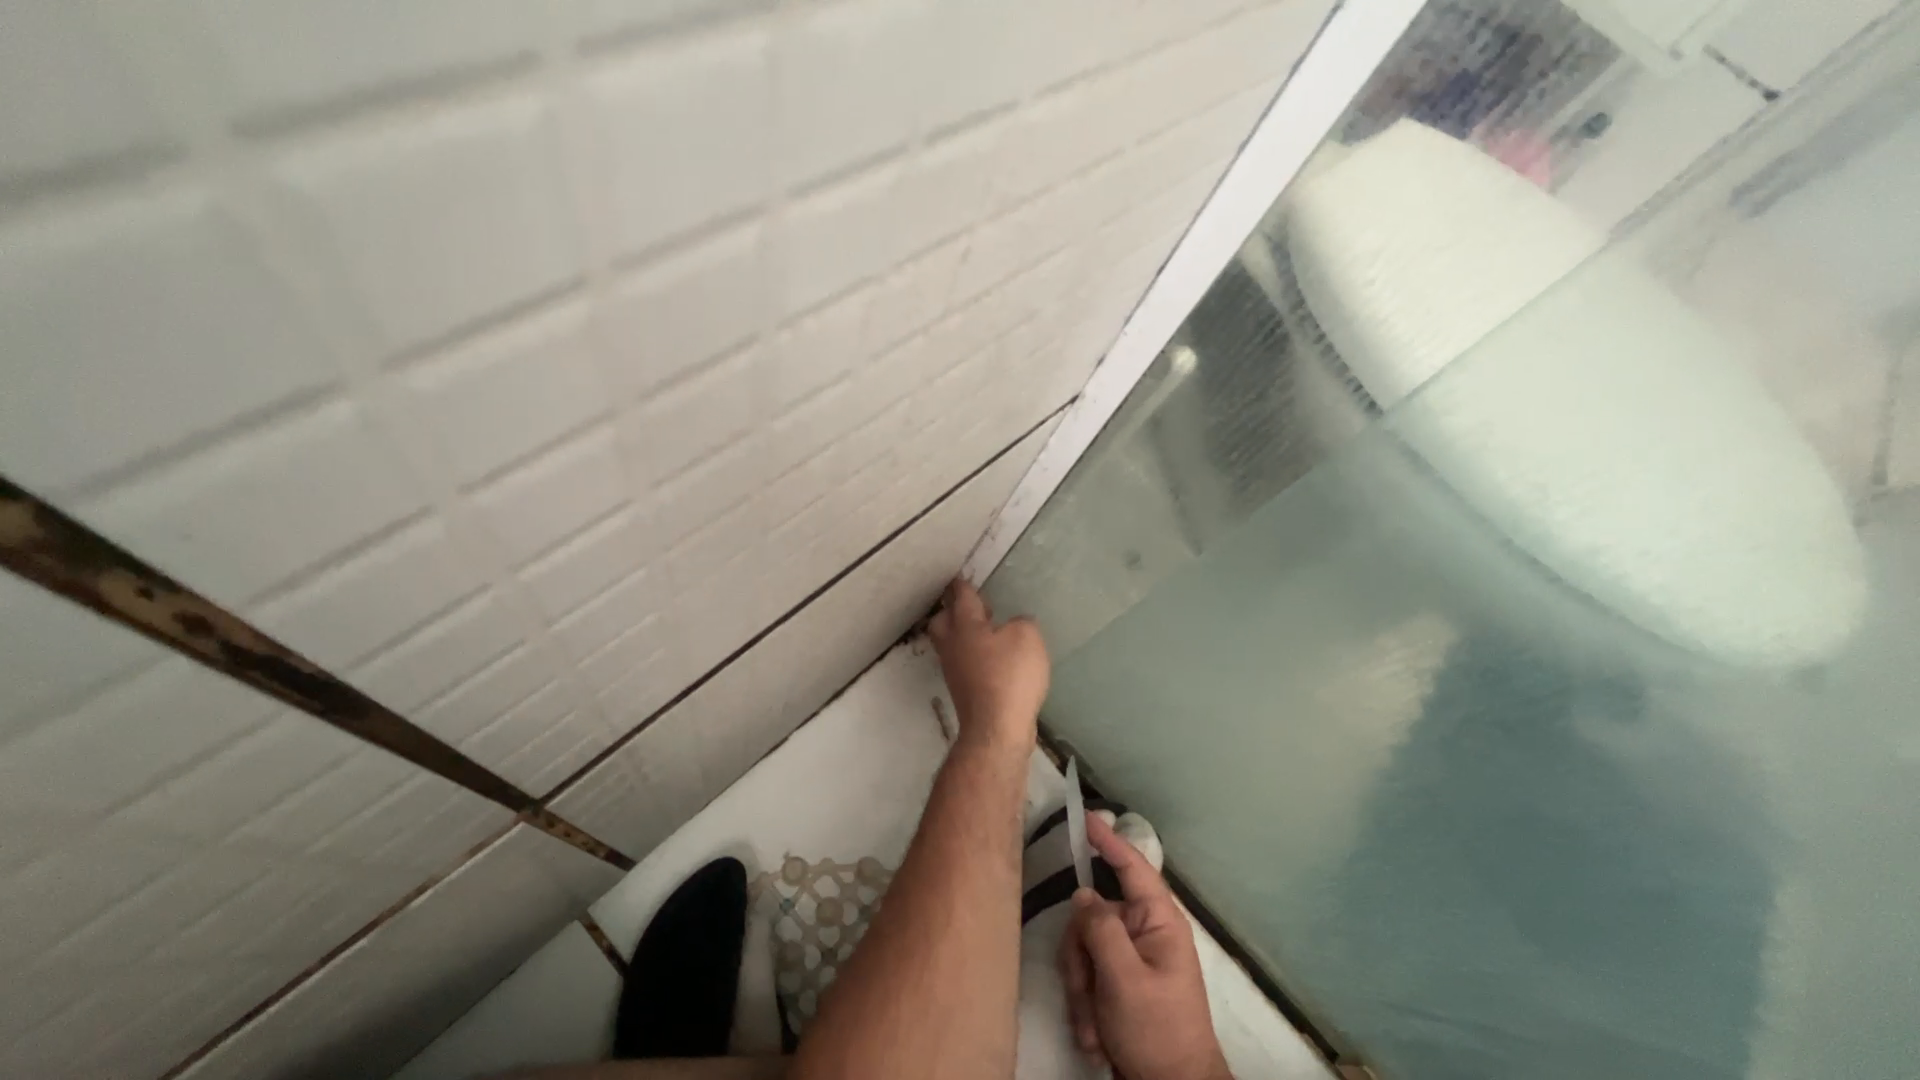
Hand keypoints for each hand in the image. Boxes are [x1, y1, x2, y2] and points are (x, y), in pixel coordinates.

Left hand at [928, 578, 1046, 753]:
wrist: (997, 729)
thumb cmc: (1010, 676)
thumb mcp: (1027, 638)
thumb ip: (1021, 623)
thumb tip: (1013, 627)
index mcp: (964, 625)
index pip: (961, 597)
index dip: (962, 585)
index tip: (960, 577)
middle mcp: (952, 645)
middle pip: (943, 621)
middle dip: (953, 611)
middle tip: (974, 608)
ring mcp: (954, 670)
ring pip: (951, 644)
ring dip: (964, 635)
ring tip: (988, 632)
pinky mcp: (964, 691)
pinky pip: (964, 664)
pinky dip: (974, 656)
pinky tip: (994, 660)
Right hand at [1059, 815, 1230, 1079]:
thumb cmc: (1157, 1030)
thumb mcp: (1125, 979)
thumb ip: (1100, 930)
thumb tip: (1082, 895)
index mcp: (1158, 922)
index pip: (1132, 868)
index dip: (1108, 841)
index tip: (1087, 816)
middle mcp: (1143, 933)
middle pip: (1092, 917)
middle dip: (1080, 960)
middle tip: (1085, 995)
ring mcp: (1130, 960)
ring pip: (1082, 950)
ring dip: (1081, 991)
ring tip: (1093, 1028)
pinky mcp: (1117, 984)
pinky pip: (1086, 977)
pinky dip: (1085, 1007)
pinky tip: (1095, 1035)